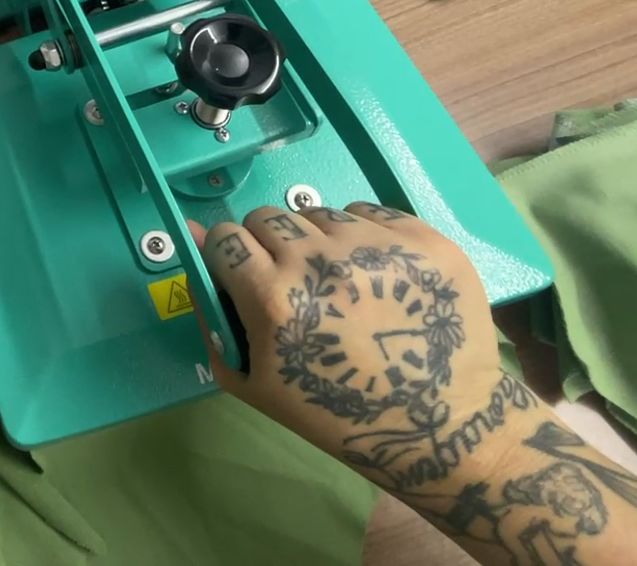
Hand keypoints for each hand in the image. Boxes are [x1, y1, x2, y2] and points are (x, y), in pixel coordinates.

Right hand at [188, 203, 533, 491]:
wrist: (445, 426)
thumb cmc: (336, 412)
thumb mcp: (250, 378)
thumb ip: (210, 307)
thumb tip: (191, 234)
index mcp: (273, 297)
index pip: (225, 237)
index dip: (230, 258)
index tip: (247, 279)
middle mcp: (319, 262)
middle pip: (265, 217)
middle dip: (268, 245)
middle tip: (294, 284)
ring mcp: (374, 247)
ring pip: (315, 212)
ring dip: (315, 240)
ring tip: (340, 283)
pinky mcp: (421, 240)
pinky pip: (366, 210)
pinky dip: (361, 235)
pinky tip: (375, 274)